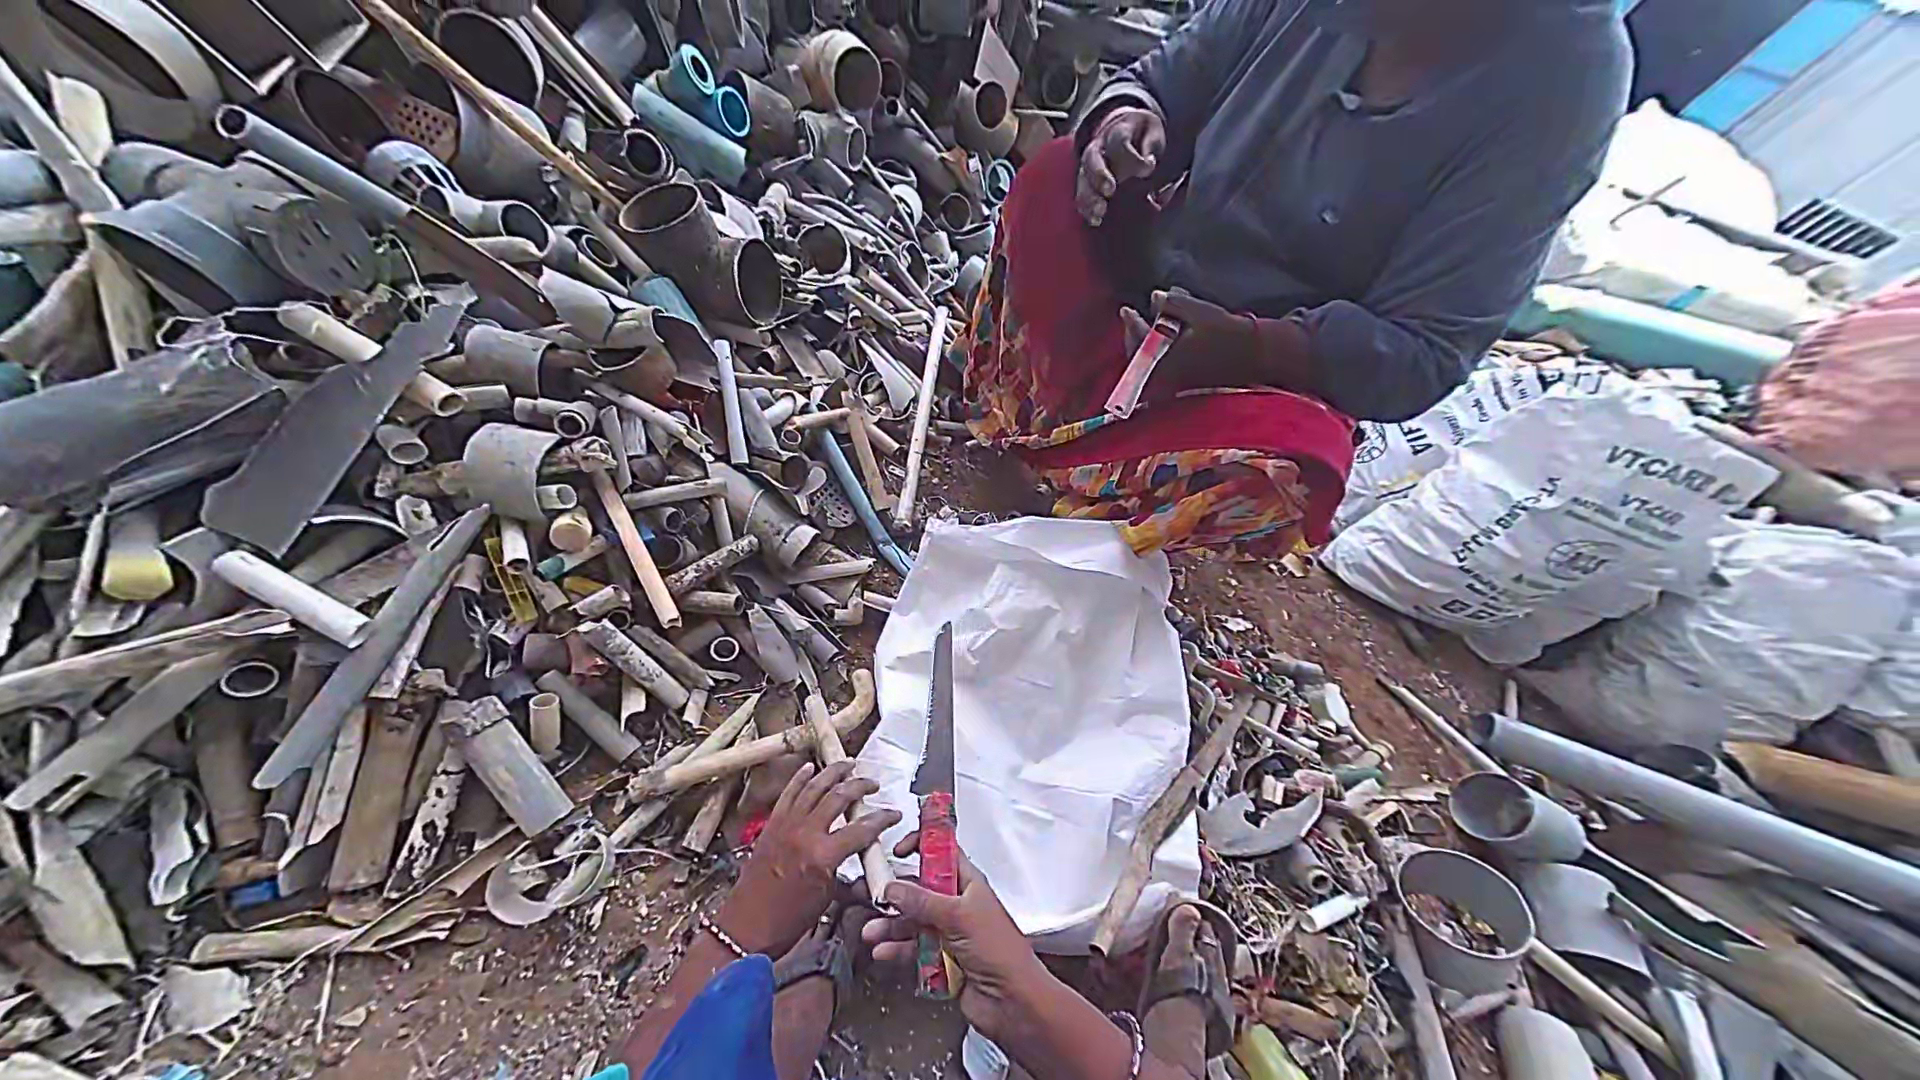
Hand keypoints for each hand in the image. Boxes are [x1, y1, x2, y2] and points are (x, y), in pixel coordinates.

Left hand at [721, 761, 899, 956]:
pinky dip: (800, 778)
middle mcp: (805, 833)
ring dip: (833, 772)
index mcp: (823, 855)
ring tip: (847, 765)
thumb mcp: (827, 897)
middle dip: (860, 785)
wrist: (745, 929)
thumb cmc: (786, 922)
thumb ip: (843, 867)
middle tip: (872, 784)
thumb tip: (858, 852)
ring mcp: (787, 825)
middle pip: (840, 796)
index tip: (893, 814)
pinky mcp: (772, 825)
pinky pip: (788, 794)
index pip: (862, 828)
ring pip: (814, 787)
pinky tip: (810, 768)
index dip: (883, 818)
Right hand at [862, 832, 1051, 1041]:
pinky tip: (883, 951)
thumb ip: (922, 901)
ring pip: (913, 921)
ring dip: (891, 924)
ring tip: (871, 931)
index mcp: (967, 882)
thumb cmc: (999, 950)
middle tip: (871, 894)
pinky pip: (914, 948)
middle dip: (895, 893)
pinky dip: (897, 949)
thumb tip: (894, 887)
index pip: (942, 853)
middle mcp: (957, 903)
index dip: (921, 846)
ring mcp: (949, 931)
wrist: (1012, 1001)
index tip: (898, 850)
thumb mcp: (958, 916)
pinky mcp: (942, 958)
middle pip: (921, 889)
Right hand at [1077, 107, 1165, 226]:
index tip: (1149, 168)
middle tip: (1109, 191)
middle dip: (1100, 176)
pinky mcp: (1085, 183)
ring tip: (1099, 213)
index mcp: (1116, 132)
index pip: (1120, 143)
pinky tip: (1095, 220)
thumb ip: (1151, 145)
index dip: (1134, 158)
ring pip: (1083, 180)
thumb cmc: (1140, 136)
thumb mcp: (1152, 132)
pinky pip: (1080, 195)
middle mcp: (1097, 148)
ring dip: (1090, 198)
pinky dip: (1086, 209)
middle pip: (1092, 160)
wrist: (1124, 135)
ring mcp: (1088, 166)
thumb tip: (1149, 162)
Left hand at [1119, 288, 1262, 400]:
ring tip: (1145, 324)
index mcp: (1165, 361)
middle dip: (1135, 335)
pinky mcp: (1185, 383)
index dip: (1131, 325)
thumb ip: (1171, 304)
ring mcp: (1175, 382)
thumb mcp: (1197, 311)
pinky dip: (1158, 350)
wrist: (1255, 355)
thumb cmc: (1226, 332)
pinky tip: (1163, 336)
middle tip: (1131, 317)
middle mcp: (1166, 376)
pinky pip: (1162, 366)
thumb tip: (1154, 298)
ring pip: (1150, 362)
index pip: (1138, 344)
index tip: (1126, 310)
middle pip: (1140, 357)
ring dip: (1146, 342)